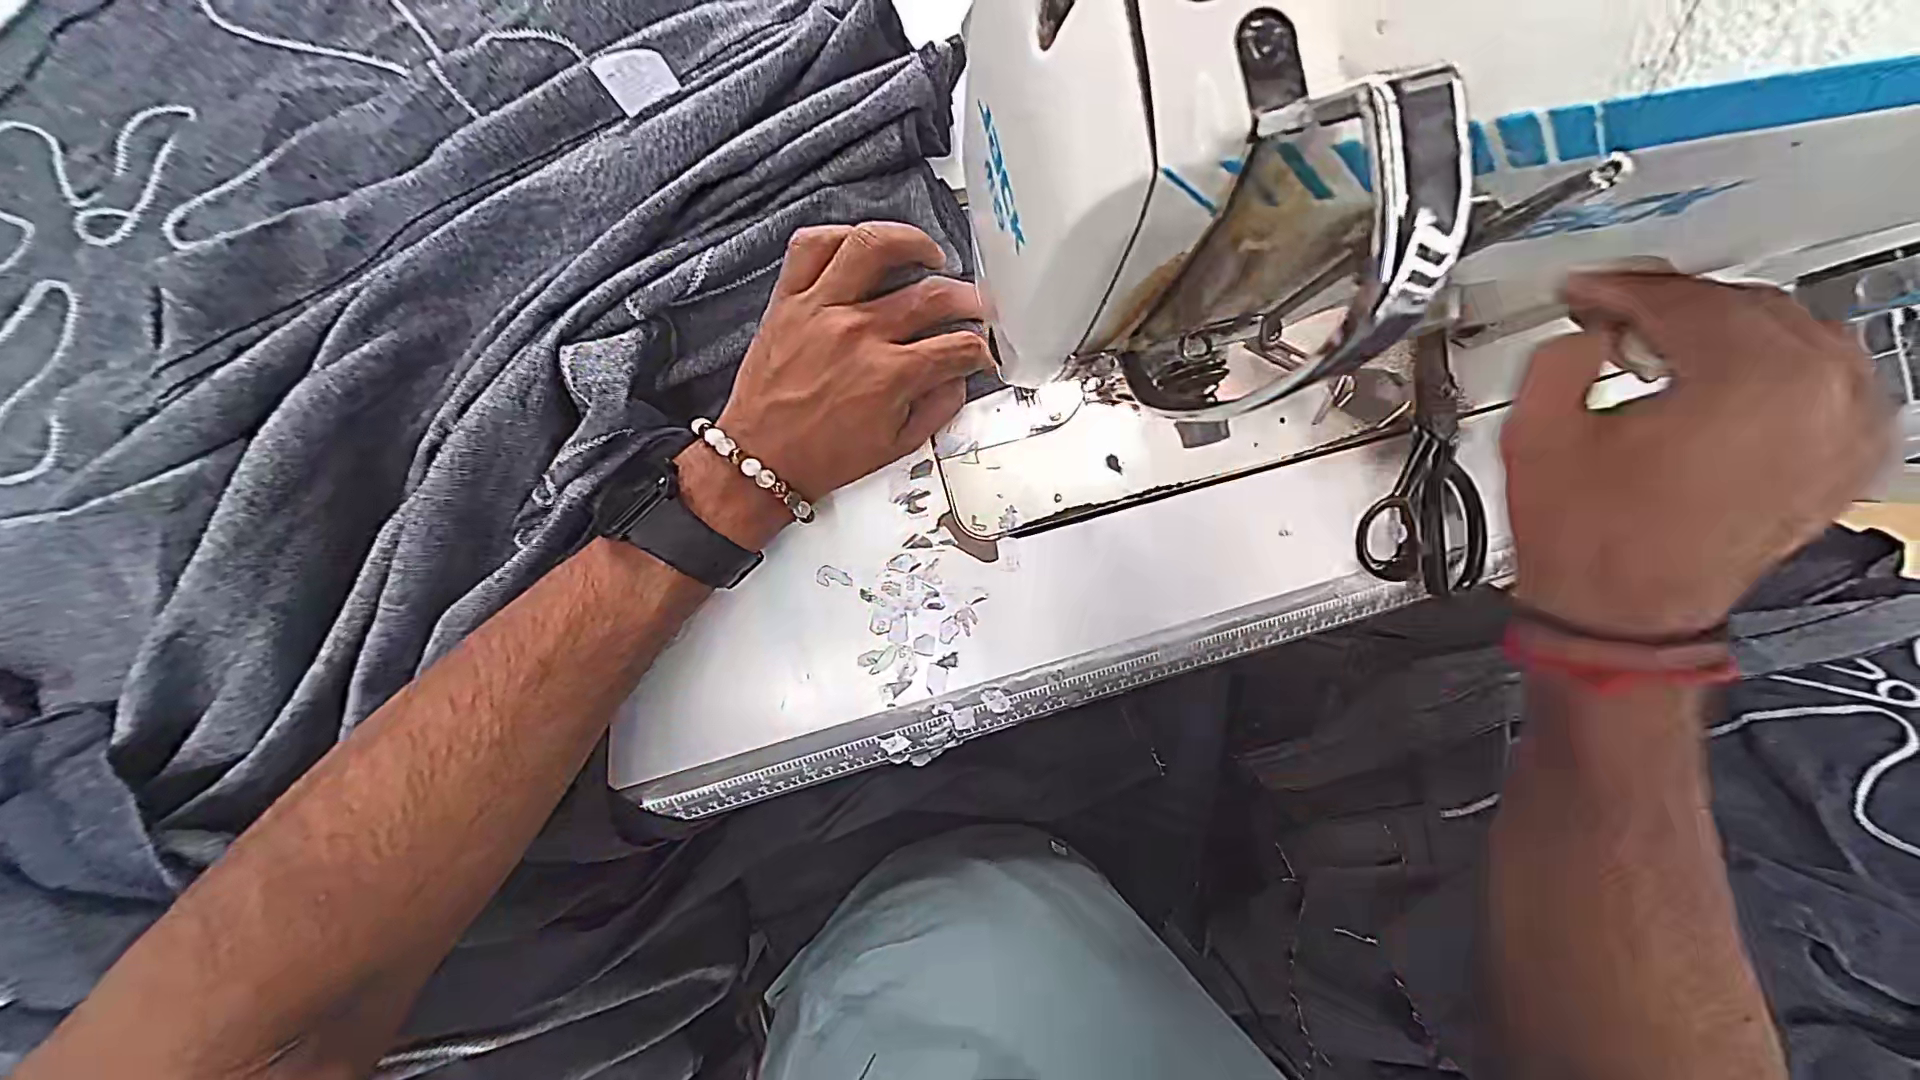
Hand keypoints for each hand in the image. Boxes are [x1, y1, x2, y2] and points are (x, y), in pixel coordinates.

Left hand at [677, 222, 991, 549]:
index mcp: (889, 377)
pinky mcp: (789, 301)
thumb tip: (959, 377)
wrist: (763, 459)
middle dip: (969, 300)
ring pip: (874, 247)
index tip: (980, 350)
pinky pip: (812, 245)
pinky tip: (863, 247)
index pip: (957, 346)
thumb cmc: (823, 456)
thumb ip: (937, 408)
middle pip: (932, 295)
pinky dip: (842, 234)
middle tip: (974, 306)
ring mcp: (821, 310)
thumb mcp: (896, 445)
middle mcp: (858, 335)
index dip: (980, 348)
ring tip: (928, 254)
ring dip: (913, 242)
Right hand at [1501, 271, 1890, 637]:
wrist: (1621, 607)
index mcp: (1744, 383)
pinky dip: (1765, 365)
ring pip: (1792, 335)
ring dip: (1719, 329)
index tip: (1586, 290)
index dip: (1618, 289)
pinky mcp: (1844, 455)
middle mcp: (1819, 395)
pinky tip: (1714, 377)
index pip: (1681, 301)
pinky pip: (1821, 378)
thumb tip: (1584, 334)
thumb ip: (1558, 360)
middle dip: (1670, 303)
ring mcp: (1844, 428)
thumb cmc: (1584, 536)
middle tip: (1612, 310)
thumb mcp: (1534, 435)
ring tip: (1657, 343)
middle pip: (1746, 306)